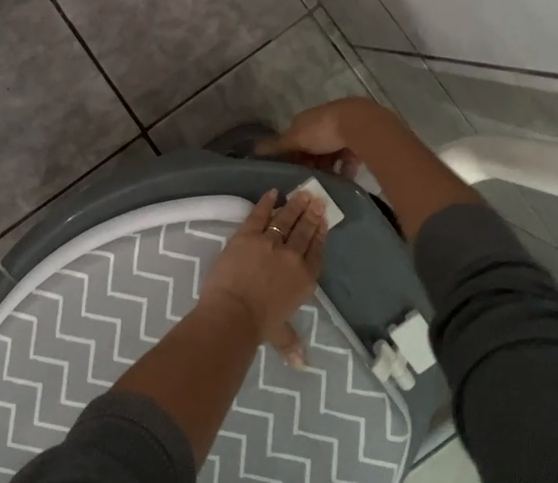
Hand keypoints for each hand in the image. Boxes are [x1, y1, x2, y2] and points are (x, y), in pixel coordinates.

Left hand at [198, 190, 326, 362]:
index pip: (316, 251)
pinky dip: (266, 202)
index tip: (323, 221)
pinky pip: (259, 214)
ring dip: (294, 205)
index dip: (320, 234)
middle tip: (316, 200)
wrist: (234, 312)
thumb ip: (292, 344)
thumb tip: (303, 365)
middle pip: (304, 231)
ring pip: (285, 219)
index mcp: (305, 279)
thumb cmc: (259, 327)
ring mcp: (270, 242)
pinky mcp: (247, 234)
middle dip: (311, 214)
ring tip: (302, 193)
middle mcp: (292, 257)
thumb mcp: (280, 335)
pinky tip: (272, 192)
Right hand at [258, 96, 389, 176]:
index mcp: (304, 121)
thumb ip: (277, 146)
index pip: (293, 140)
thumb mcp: (296, 138)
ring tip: (325, 188)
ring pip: (330, 156)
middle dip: (310, 166)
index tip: (291, 174)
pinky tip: (343, 184)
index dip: (291, 156)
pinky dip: (345, 171)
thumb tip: (253, 148)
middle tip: (308, 185)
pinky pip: (348, 160)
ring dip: (327, 171)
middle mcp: (321, 124)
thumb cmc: (322, 130)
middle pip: (312, 149)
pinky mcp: (357, 142)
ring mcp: (340, 133)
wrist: (359, 125)